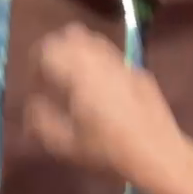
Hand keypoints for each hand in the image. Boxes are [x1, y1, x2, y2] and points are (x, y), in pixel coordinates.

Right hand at [22, 23, 192, 193]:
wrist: (160, 158)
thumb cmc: (108, 152)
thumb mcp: (64, 145)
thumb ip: (41, 121)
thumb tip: (32, 105)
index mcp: (77, 72)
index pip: (47, 49)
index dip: (35, 63)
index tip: (36, 85)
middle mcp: (98, 60)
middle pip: (70, 35)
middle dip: (56, 50)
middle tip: (51, 75)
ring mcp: (122, 64)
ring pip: (93, 41)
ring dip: (78, 52)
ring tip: (74, 79)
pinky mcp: (139, 73)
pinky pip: (112, 56)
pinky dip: (99, 62)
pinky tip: (102, 90)